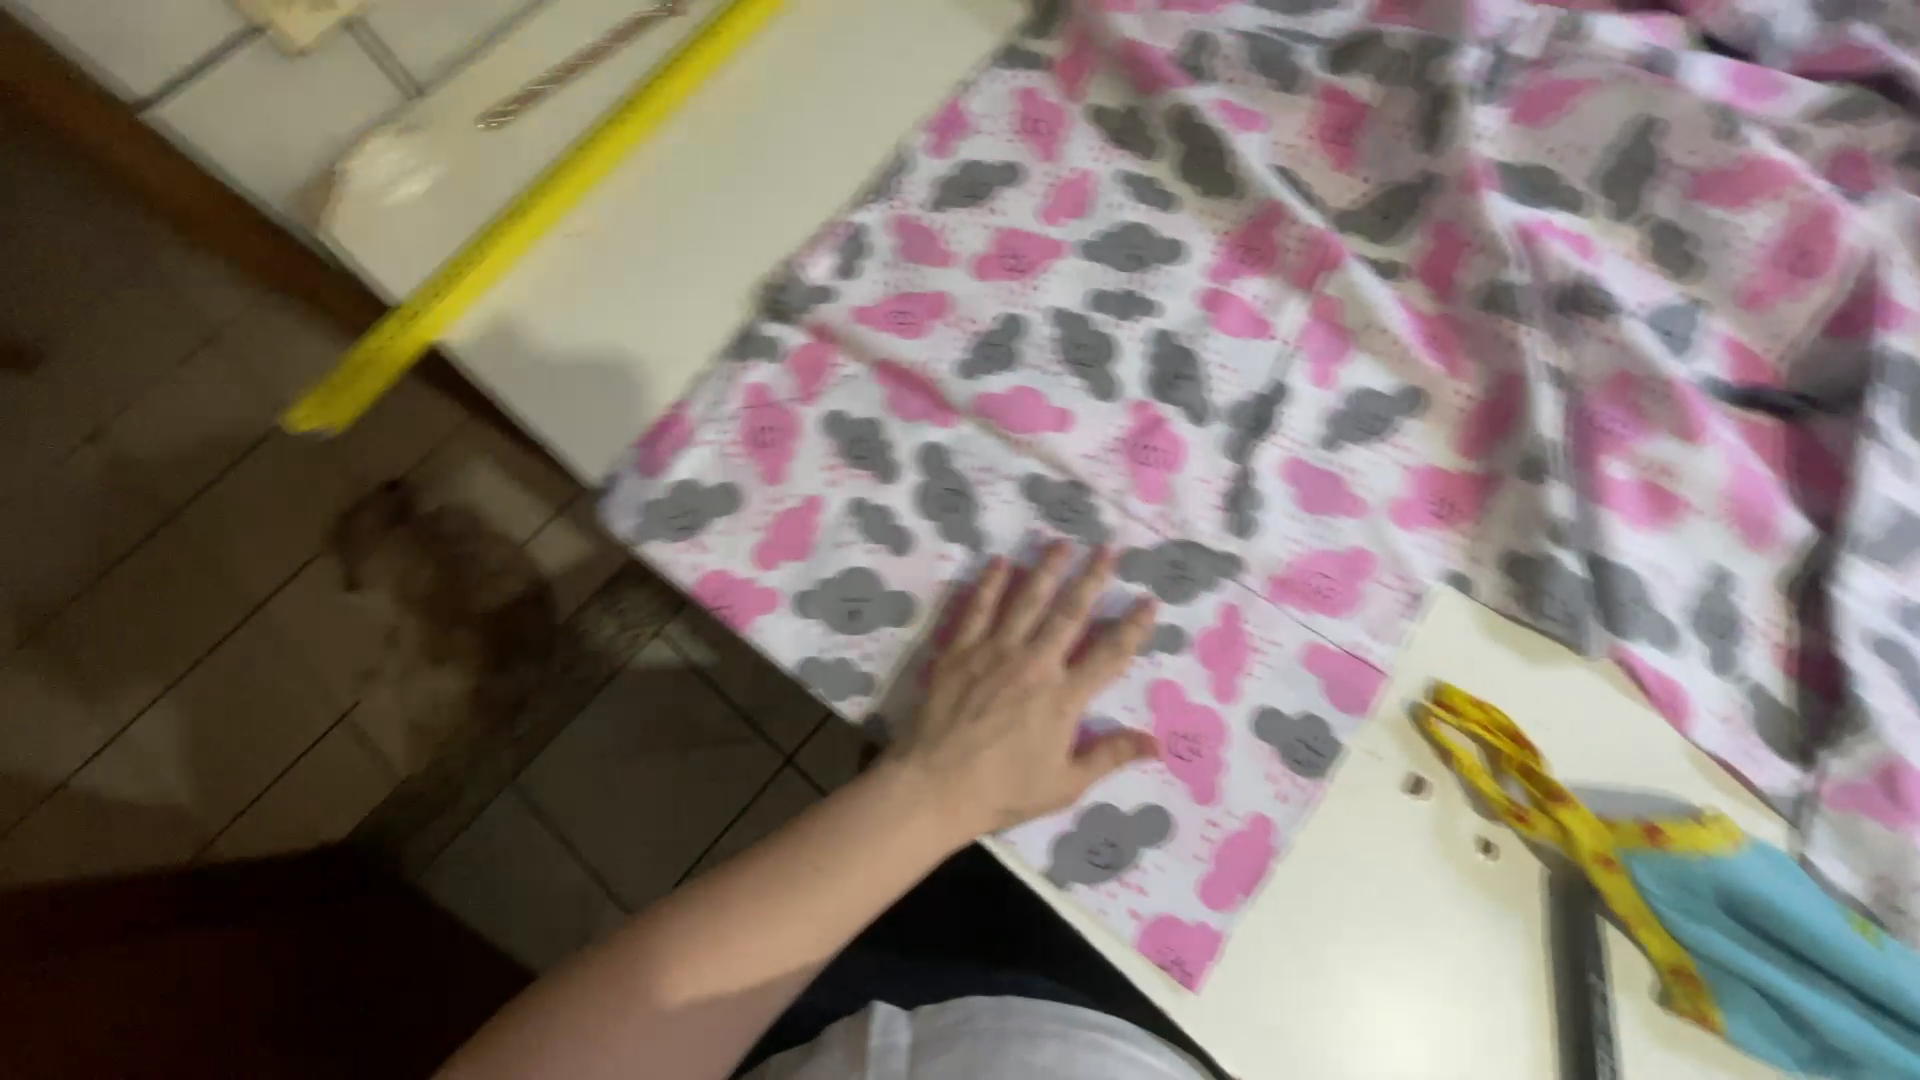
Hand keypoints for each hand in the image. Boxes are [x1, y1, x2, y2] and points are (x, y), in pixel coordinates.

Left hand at [887, 542, 1160, 836]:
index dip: (1132, 627)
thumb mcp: (1064, 784)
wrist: (935, 785)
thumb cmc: (1002, 790)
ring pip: (1027, 600)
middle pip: (1070, 613)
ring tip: (1062, 543)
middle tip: (1108, 549)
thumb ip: (1109, 756)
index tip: (1148, 601)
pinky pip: (978, 608)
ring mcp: (995, 652)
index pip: (1109, 655)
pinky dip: (989, 583)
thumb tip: (1157, 743)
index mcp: (1064, 697)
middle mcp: (1034, 664)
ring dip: (1047, 569)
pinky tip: (999, 562)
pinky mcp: (960, 650)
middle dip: (1093, 579)